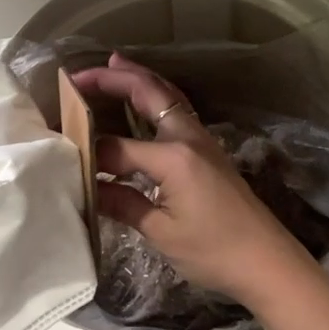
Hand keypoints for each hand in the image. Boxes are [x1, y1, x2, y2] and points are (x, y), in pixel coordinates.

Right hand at [73, 55, 322, 307]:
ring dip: (140, 80)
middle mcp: (187, 138)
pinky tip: (144, 105)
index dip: (88, 151)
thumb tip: (89, 188)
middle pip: (149, 94)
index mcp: (172, 156)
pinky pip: (177, 113)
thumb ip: (123, 204)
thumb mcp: (161, 232)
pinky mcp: (210, 154)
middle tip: (81, 74)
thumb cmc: (214, 251)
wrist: (267, 262)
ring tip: (113, 67)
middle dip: (115, 78)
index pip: (117, 146)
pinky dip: (156, 99)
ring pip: (167, 97)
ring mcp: (203, 143)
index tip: (61, 153)